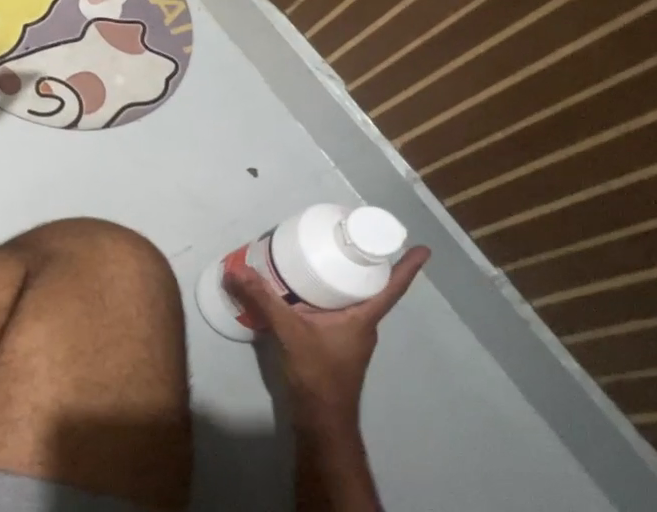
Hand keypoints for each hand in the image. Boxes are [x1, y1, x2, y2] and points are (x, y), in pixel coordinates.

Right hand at [225, 247, 429, 430]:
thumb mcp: (289, 331)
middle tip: (349, 238)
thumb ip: (262, 299)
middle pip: (368, 288)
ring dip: (340, 279)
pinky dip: (322, 295)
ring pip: (348, 299)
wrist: (320, 417)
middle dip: (362, 264)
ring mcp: (349, 335)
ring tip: (320, 256)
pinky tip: (299, 288)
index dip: (407, 268)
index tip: (421, 248)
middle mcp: (362, 324)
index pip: (392, 288)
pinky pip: (332, 309)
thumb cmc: (318, 373)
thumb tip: (235, 269)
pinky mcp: (333, 342)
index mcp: (364, 319)